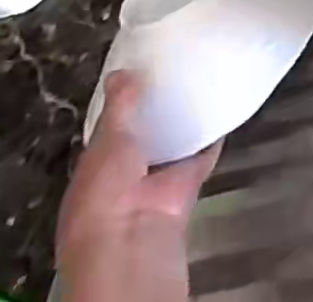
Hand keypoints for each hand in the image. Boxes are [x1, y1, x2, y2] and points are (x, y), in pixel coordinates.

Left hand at [54, 71, 220, 301]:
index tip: (134, 80)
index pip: (106, 136)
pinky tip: (219, 115)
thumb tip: (121, 71)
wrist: (135, 240)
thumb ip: (119, 105)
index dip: (118, 110)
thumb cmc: (106, 191)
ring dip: (180, 128)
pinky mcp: (185, 189)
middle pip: (140, 143)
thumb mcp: (108, 138)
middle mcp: (123, 181)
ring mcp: (154, 187)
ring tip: (193, 89)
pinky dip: (210, 140)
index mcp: (93, 171)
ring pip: (169, 152)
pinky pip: (199, 159)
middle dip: (151, 118)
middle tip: (168, 79)